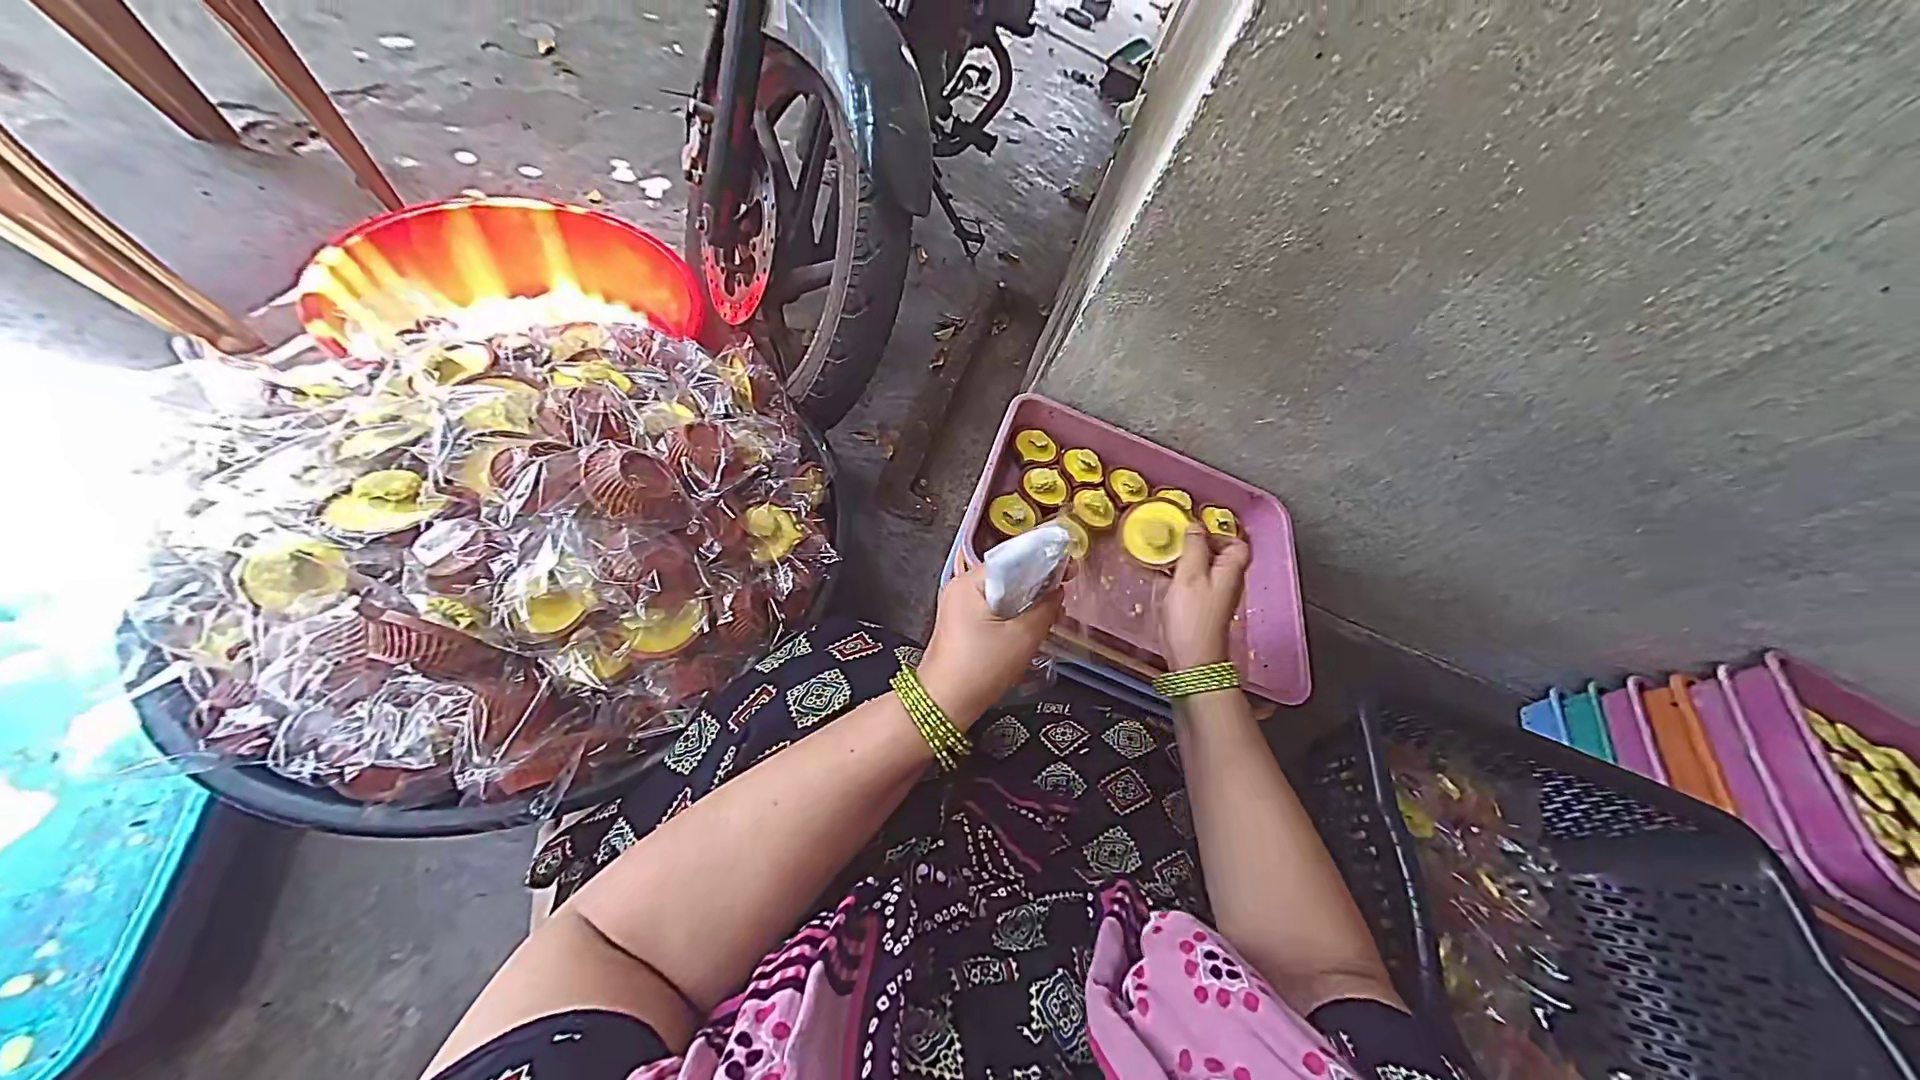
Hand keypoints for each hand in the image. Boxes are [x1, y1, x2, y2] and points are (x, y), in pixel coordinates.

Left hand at [916, 562, 1062, 724]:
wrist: (944, 703)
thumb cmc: (979, 670)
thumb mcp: (1022, 638)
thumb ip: (1045, 608)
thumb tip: (1057, 590)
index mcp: (970, 583)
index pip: (1013, 558)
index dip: (1044, 561)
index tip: (1069, 568)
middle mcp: (961, 587)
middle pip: (1007, 573)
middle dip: (1037, 582)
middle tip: (1064, 589)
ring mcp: (959, 604)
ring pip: (1002, 590)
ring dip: (1026, 598)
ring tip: (1051, 608)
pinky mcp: (961, 621)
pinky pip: (993, 605)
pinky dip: (1013, 610)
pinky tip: (1031, 622)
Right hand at [1161, 524, 1250, 669]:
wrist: (1192, 658)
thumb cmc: (1192, 617)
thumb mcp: (1189, 575)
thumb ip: (1194, 547)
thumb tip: (1195, 526)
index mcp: (1230, 569)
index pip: (1236, 541)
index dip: (1217, 532)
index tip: (1193, 529)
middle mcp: (1227, 581)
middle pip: (1219, 554)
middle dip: (1198, 544)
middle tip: (1176, 542)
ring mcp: (1215, 595)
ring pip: (1205, 568)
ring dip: (1186, 561)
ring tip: (1166, 559)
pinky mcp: (1202, 607)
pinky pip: (1194, 583)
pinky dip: (1181, 577)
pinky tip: (1164, 579)